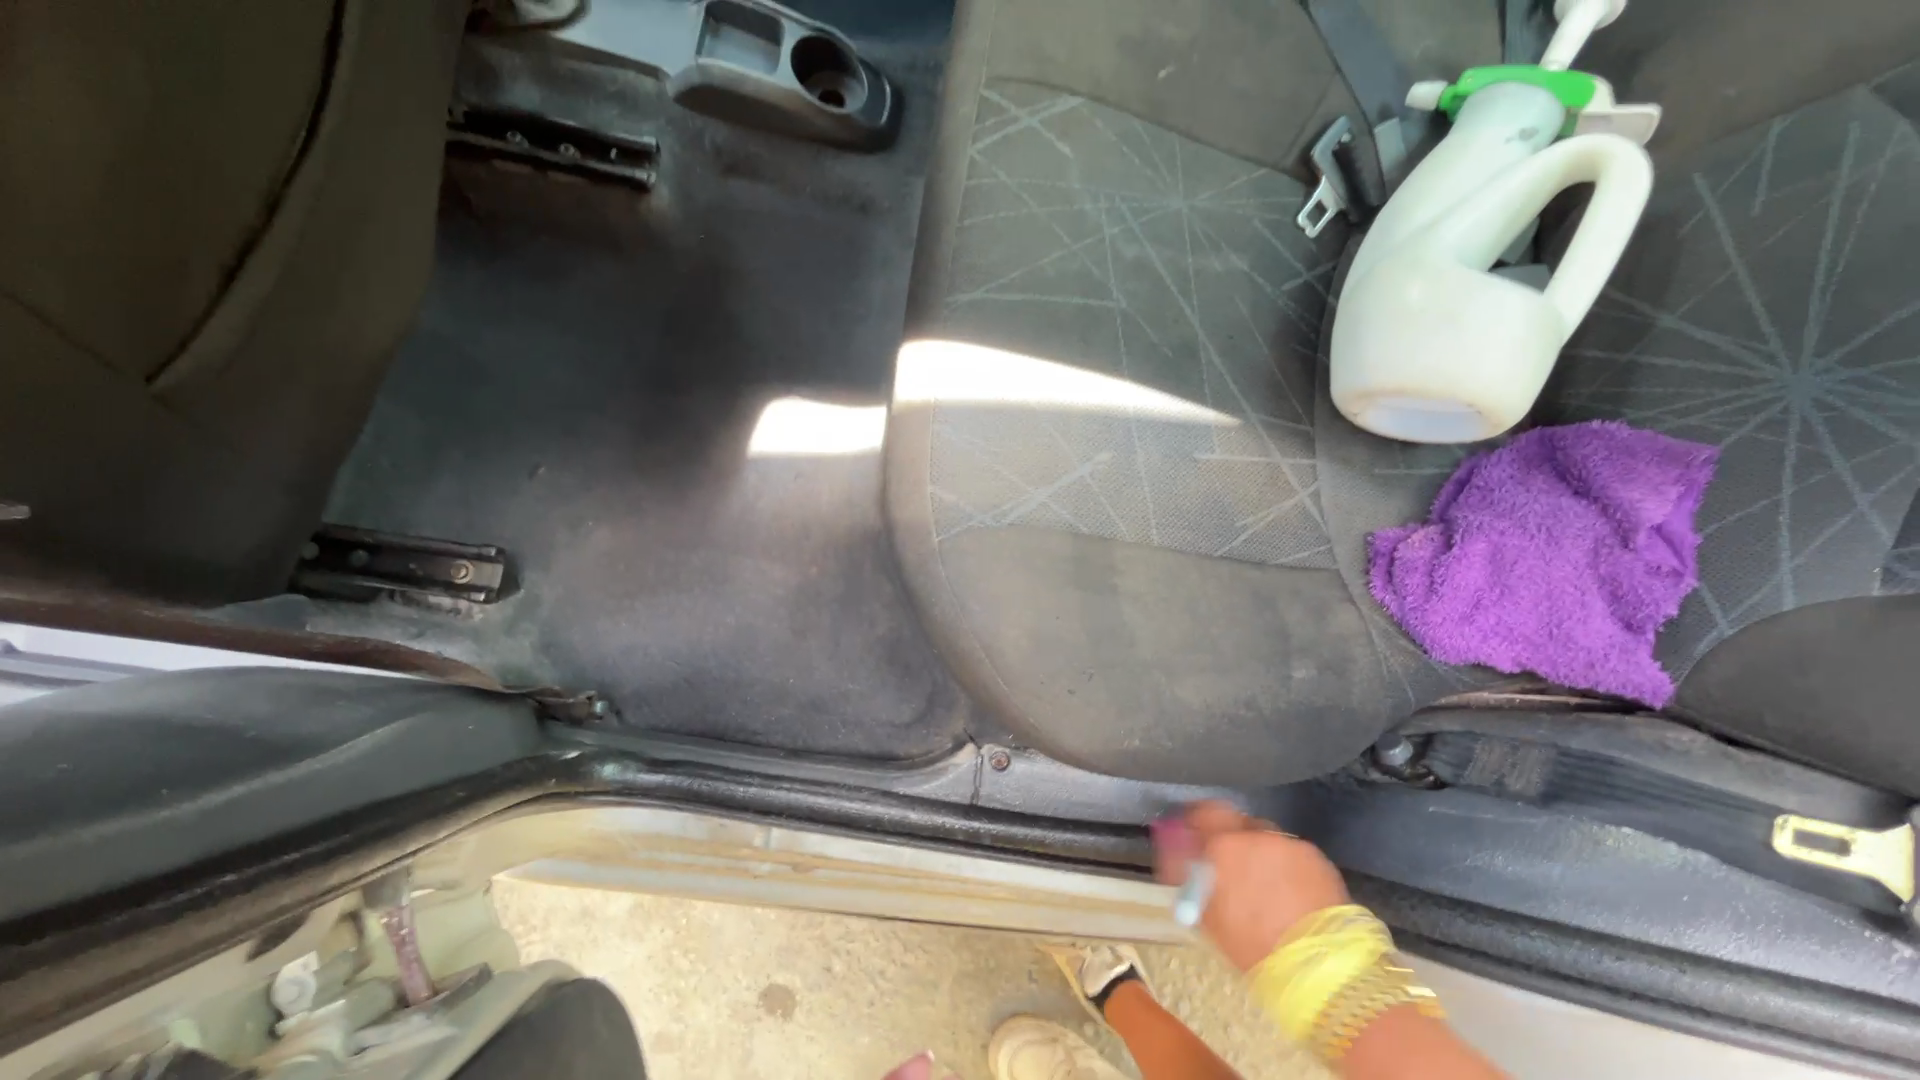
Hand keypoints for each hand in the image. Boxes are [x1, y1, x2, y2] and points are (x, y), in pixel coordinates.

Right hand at [1152, 800, 1350, 971]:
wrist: (1316, 963)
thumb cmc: (1252, 946)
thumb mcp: (1208, 914)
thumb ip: (1191, 876)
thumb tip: (1181, 855)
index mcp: (1223, 848)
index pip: (1205, 812)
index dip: (1200, 819)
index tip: (1199, 831)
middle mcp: (1254, 836)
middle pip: (1238, 824)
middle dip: (1234, 838)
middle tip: (1235, 863)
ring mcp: (1287, 844)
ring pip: (1267, 839)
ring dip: (1262, 853)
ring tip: (1268, 883)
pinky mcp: (1314, 855)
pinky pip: (1292, 852)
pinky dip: (1287, 865)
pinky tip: (1292, 891)